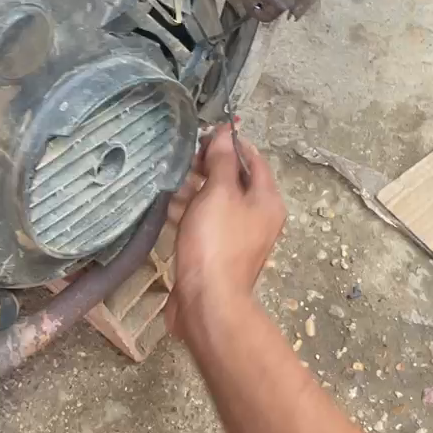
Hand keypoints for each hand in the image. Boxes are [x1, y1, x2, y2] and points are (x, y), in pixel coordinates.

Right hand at [164, 123, 285, 346]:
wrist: (207, 301)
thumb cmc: (216, 242)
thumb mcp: (219, 193)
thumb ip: (221, 160)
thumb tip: (227, 131)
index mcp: (267, 200)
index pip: (253, 159)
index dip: (230, 143)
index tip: (203, 134)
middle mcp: (257, 216)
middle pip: (234, 179)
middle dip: (208, 166)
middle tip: (182, 158)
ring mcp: (236, 235)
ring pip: (215, 201)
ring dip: (193, 188)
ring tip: (168, 178)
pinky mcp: (215, 251)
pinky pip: (203, 222)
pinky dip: (188, 212)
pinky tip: (166, 206)